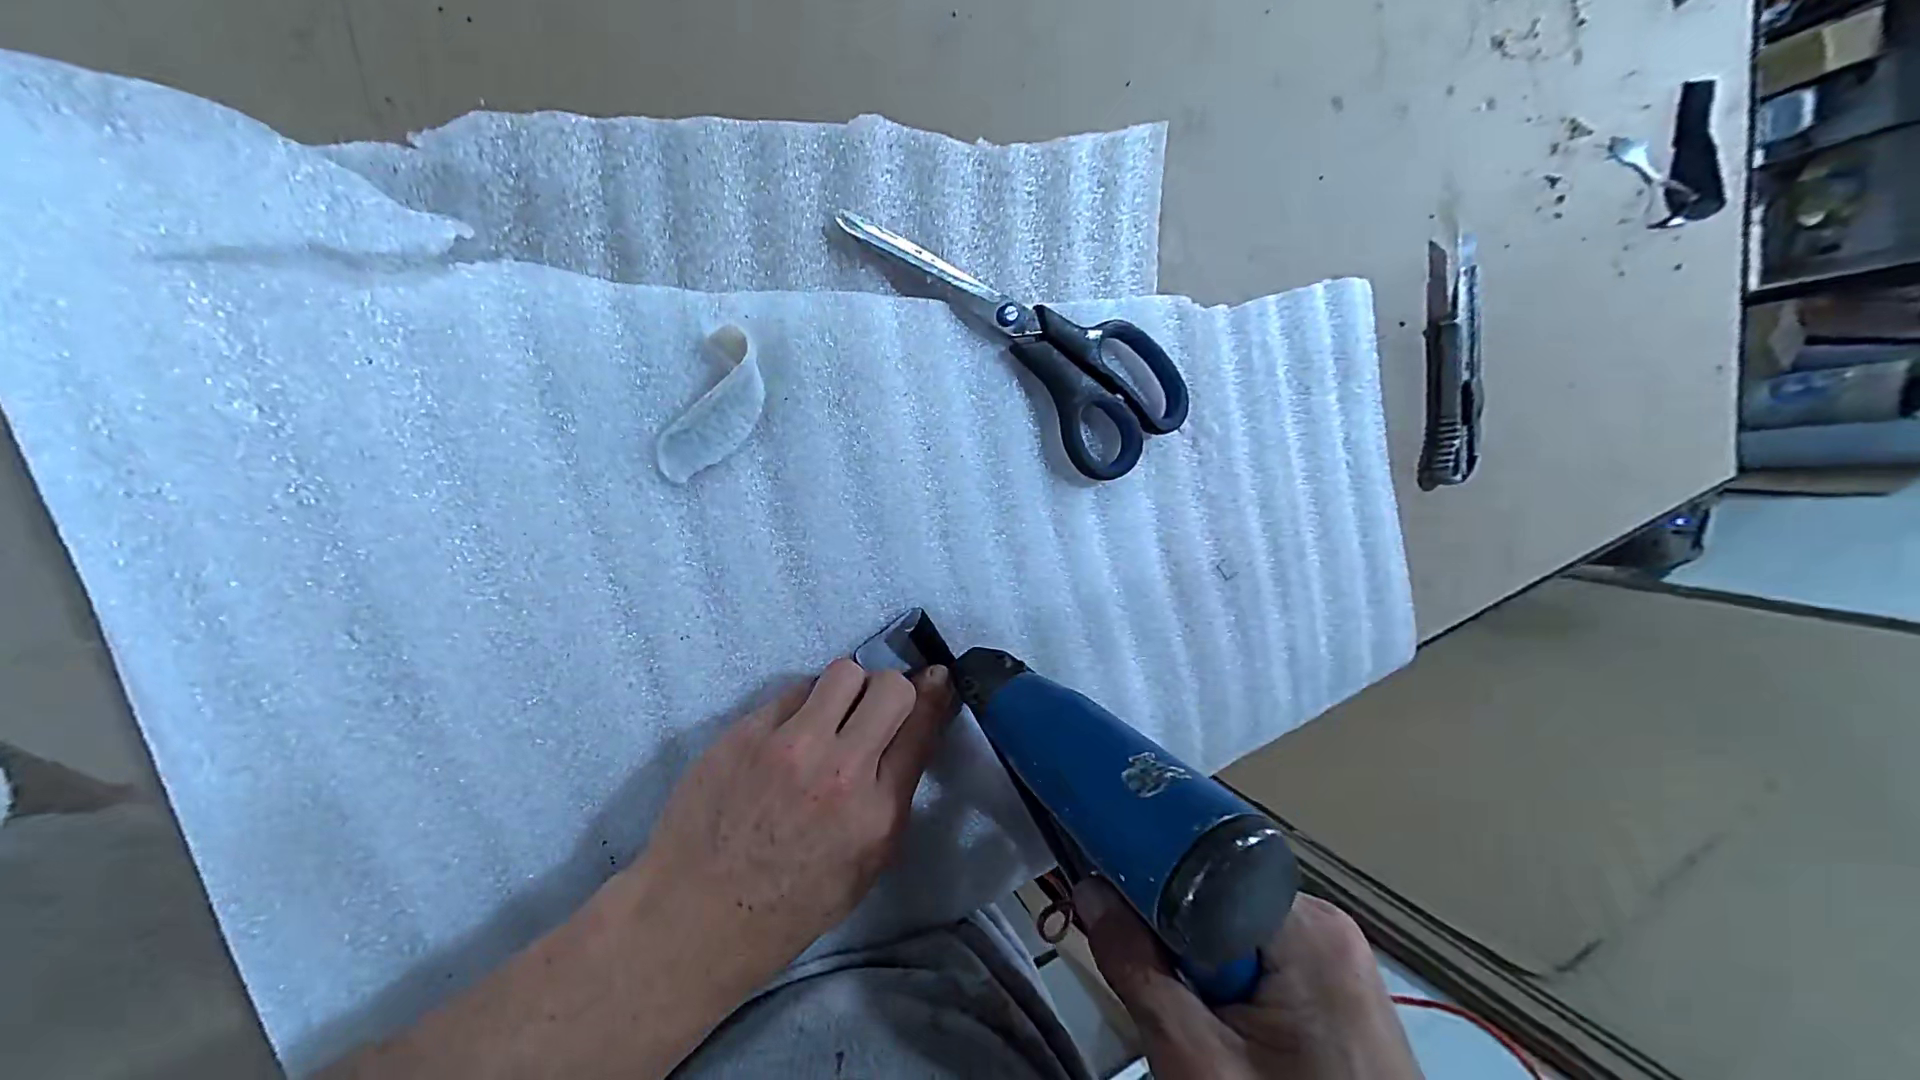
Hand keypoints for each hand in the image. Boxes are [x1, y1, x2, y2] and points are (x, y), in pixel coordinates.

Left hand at [635, 658, 957, 986]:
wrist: (698, 913)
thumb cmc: (793, 901)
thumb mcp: (868, 863)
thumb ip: (895, 795)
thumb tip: (912, 732)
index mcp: (878, 811)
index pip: (922, 724)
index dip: (935, 693)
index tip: (936, 678)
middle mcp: (839, 769)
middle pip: (889, 686)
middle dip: (890, 690)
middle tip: (872, 709)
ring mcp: (789, 745)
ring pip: (842, 672)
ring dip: (847, 688)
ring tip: (830, 715)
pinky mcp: (747, 731)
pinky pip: (793, 690)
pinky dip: (802, 705)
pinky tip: (788, 735)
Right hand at [1075, 879, 1423, 1079]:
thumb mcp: (1199, 1064)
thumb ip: (1137, 969)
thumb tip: (1089, 891)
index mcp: (1306, 927)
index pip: (1203, 871)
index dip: (1150, 882)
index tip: (1107, 898)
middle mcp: (1325, 922)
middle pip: (1215, 895)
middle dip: (1175, 936)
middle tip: (1161, 993)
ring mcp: (1336, 952)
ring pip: (1230, 925)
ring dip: (1199, 963)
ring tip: (1201, 1025)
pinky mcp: (1335, 982)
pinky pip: (1258, 951)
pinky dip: (1228, 978)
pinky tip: (1230, 1031)